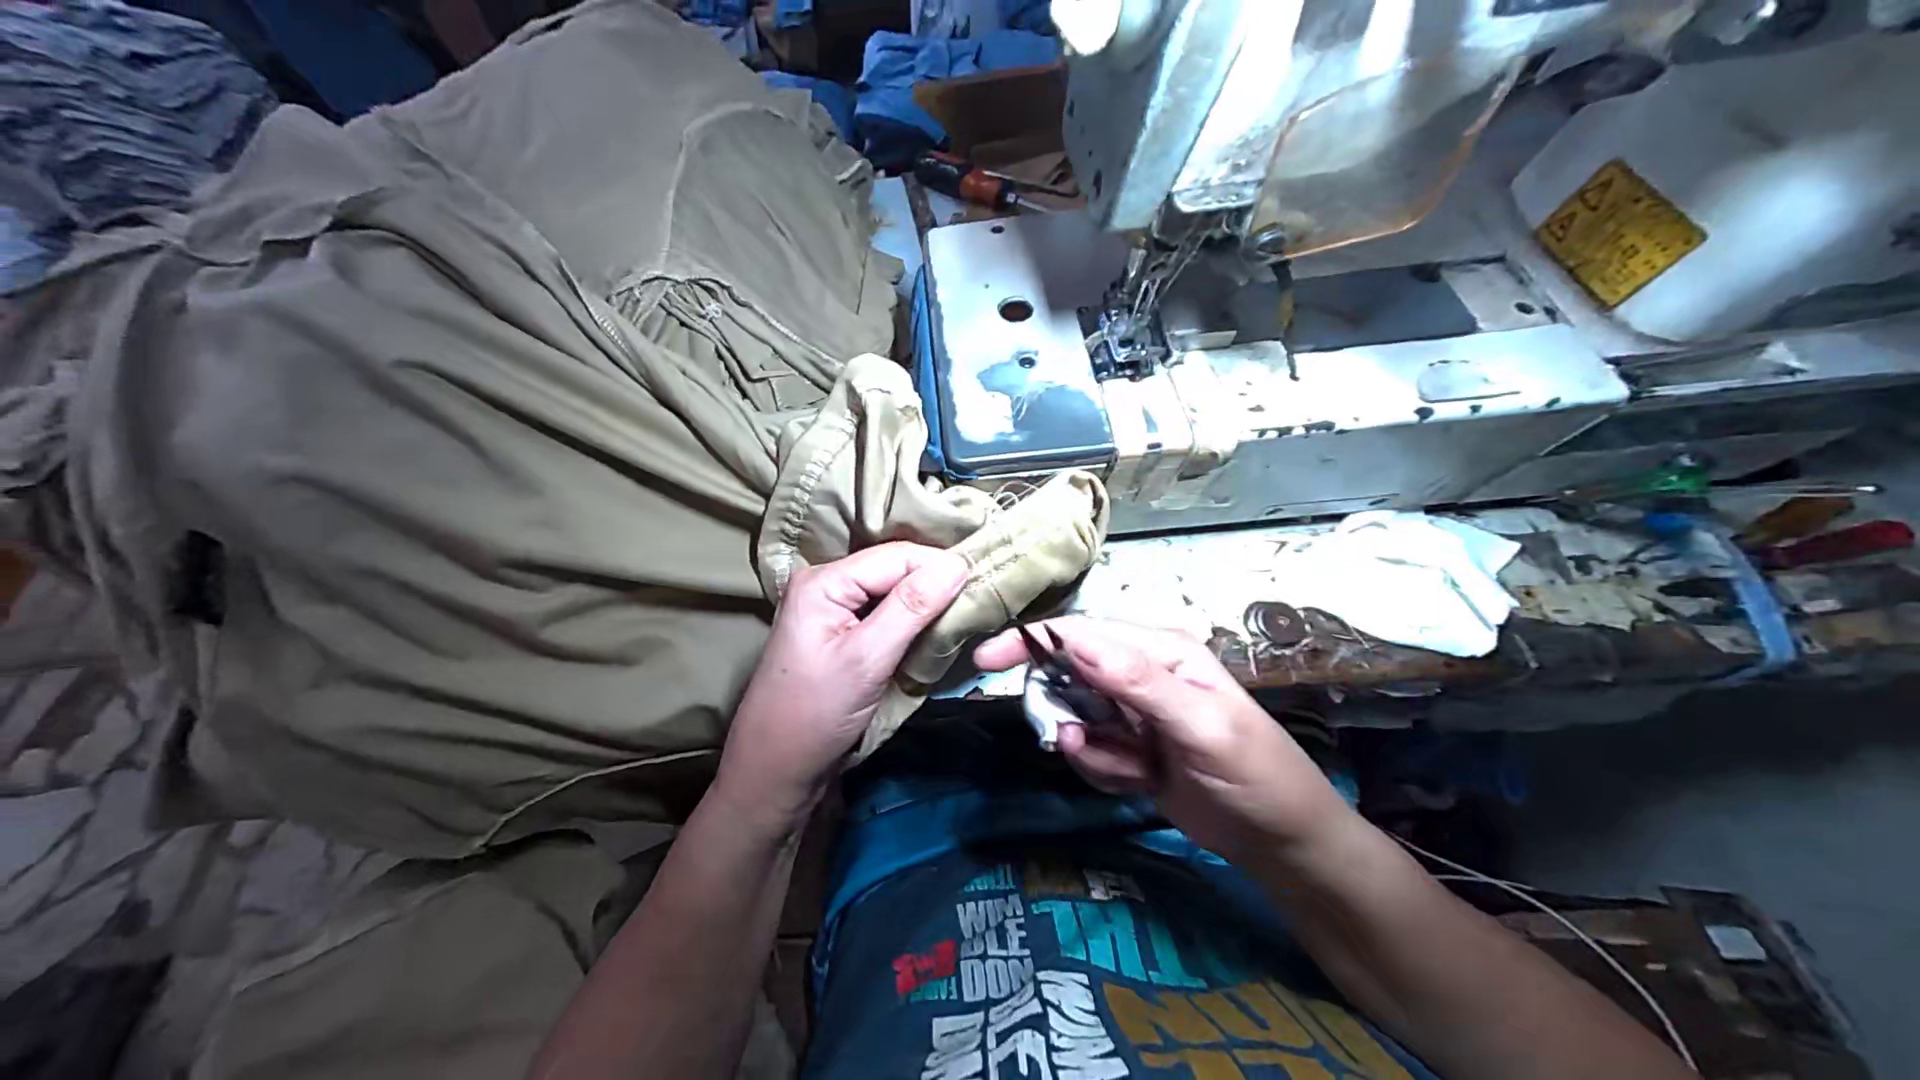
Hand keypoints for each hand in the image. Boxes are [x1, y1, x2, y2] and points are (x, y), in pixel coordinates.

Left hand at [717, 543, 967, 827]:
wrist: (777, 770)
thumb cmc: (815, 715)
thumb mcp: (867, 658)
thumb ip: (911, 608)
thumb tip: (958, 564)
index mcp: (823, 581)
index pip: (897, 556)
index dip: (941, 566)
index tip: (986, 583)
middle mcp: (827, 584)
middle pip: (896, 568)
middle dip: (937, 581)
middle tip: (982, 598)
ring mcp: (833, 609)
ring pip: (894, 590)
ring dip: (929, 601)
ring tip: (967, 611)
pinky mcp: (842, 632)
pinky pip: (886, 611)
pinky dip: (913, 618)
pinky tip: (938, 627)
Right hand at [974, 617, 1353, 861]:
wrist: (1279, 841)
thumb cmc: (1255, 774)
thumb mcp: (1202, 726)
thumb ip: (1140, 682)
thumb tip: (1077, 640)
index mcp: (1159, 650)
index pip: (1082, 633)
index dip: (1032, 641)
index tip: (986, 660)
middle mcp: (1138, 672)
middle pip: (1067, 676)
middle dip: (1065, 713)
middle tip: (1080, 742)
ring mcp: (1130, 710)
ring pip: (1073, 719)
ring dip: (1092, 751)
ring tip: (1135, 770)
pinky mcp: (1126, 744)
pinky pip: (1087, 751)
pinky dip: (1103, 769)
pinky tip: (1140, 780)